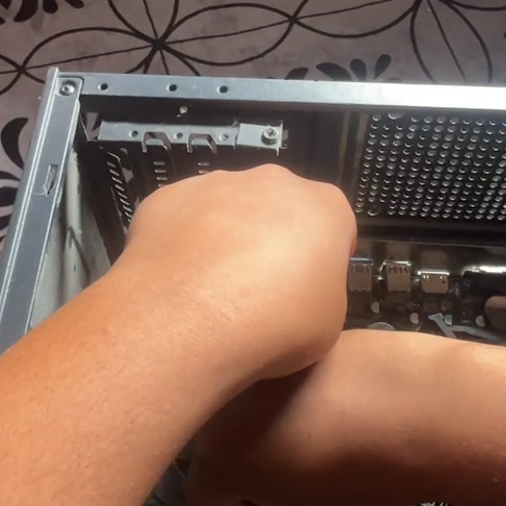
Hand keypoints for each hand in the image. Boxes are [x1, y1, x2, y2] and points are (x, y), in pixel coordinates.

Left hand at [102, 165, 356, 384]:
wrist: (191, 318)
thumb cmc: (274, 323)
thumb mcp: (330, 321)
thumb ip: (323, 290)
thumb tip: (302, 290)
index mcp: (325, 207)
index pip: (334, 225)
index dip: (323, 259)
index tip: (308, 287)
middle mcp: (273, 183)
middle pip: (280, 208)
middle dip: (273, 241)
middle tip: (261, 290)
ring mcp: (217, 184)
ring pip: (229, 208)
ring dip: (227, 239)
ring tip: (215, 289)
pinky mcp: (170, 196)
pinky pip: (184, 217)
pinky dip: (185, 241)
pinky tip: (182, 280)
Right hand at [184, 329, 452, 505]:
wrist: (413, 405)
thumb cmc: (360, 471)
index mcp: (220, 457)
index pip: (203, 500)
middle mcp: (227, 407)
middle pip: (219, 447)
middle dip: (244, 473)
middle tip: (279, 491)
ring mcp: (262, 369)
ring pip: (249, 407)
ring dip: (268, 431)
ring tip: (310, 448)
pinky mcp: (296, 345)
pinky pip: (284, 379)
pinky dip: (298, 399)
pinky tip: (333, 412)